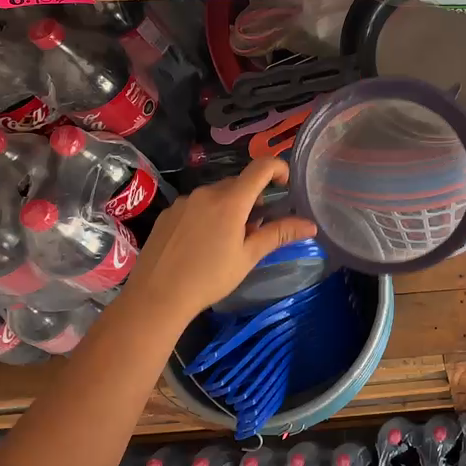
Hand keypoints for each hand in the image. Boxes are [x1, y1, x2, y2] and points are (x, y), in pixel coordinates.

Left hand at [124, 158, 315, 321]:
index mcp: (230, 200)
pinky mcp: (168, 213)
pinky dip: (207, 215)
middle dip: (253, 198)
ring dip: (229, 208)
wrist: (155, 298)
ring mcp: (184, 202)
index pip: (261, 167)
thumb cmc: (208, 278)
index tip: (286, 185)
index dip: (279, 168)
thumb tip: (311, 225)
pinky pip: (196, 205)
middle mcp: (207, 193)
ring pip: (217, 195)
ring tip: (227, 240)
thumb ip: (279, 234)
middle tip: (256, 228)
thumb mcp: (248, 257)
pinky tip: (201, 244)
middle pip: (239, 182)